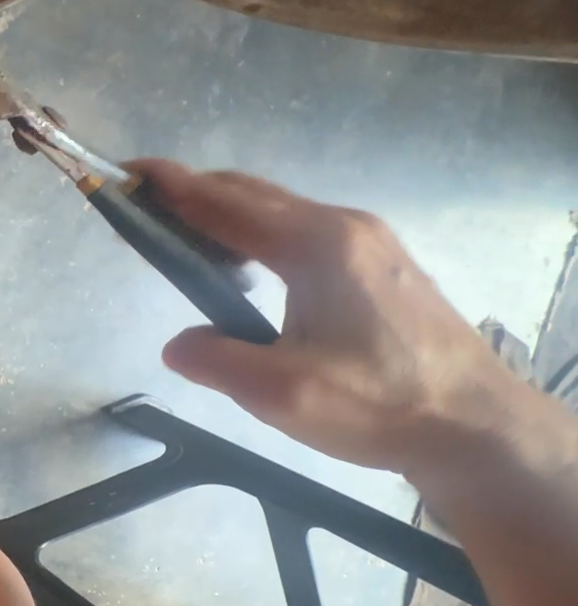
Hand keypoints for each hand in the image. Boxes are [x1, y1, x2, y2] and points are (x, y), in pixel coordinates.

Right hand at [137, 160, 536, 473]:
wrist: (481, 432)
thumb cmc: (381, 405)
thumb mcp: (277, 391)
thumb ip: (210, 358)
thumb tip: (178, 344)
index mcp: (316, 246)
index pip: (223, 201)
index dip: (167, 185)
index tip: (123, 174)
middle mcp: (343, 228)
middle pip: (246, 193)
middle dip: (184, 194)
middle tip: (134, 213)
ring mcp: (366, 243)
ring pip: (271, 208)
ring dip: (216, 214)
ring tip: (173, 243)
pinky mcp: (375, 264)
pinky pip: (294, 227)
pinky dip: (247, 231)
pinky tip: (233, 268)